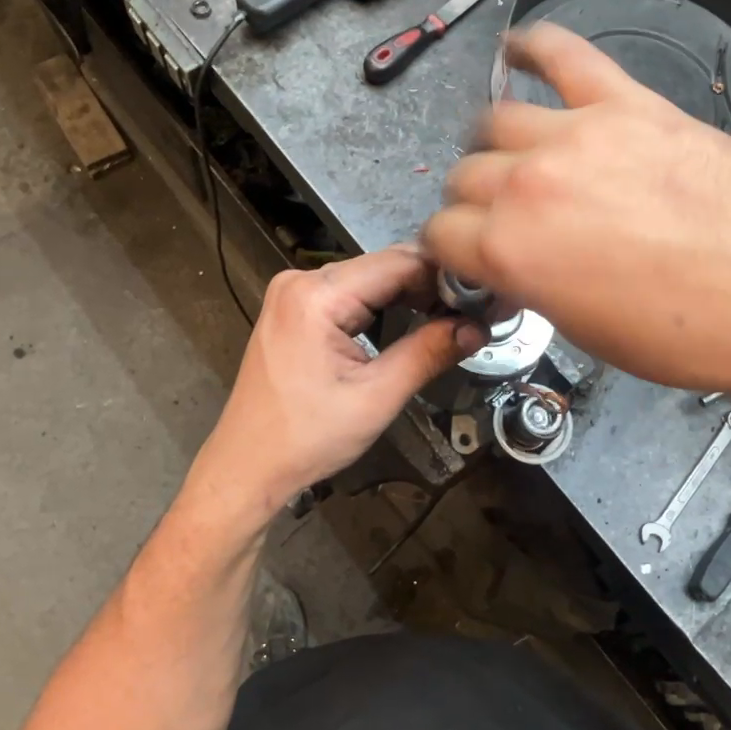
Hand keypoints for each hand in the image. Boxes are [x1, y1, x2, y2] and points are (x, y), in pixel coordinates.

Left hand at [188, 247, 485, 514]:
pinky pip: (347, 296)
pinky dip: (380, 307)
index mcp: (315, 295)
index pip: (397, 263)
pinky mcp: (292, 311)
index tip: (483, 296)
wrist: (247, 466)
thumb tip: (477, 327)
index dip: (445, 275)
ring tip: (451, 318)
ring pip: (367, 280)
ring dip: (407, 296)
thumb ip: (428, 353)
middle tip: (475, 310)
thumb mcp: (376, 397)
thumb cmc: (306, 438)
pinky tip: (410, 322)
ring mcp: (291, 294)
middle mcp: (299, 281)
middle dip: (429, 286)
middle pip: (381, 267)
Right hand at [421, 24, 730, 391]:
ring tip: (510, 154)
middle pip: (464, 176)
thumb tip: (513, 266)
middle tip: (497, 215)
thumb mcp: (580, 329)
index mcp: (509, 252)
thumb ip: (528, 284)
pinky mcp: (625, 105)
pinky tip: (519, 48)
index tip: (463, 254)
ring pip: (496, 120)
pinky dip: (536, 47)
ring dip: (494, 143)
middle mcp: (528, 186)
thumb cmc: (683, 329)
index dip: (447, 249)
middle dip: (470, 202)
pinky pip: (565, 55)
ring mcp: (576, 136)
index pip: (441, 234)